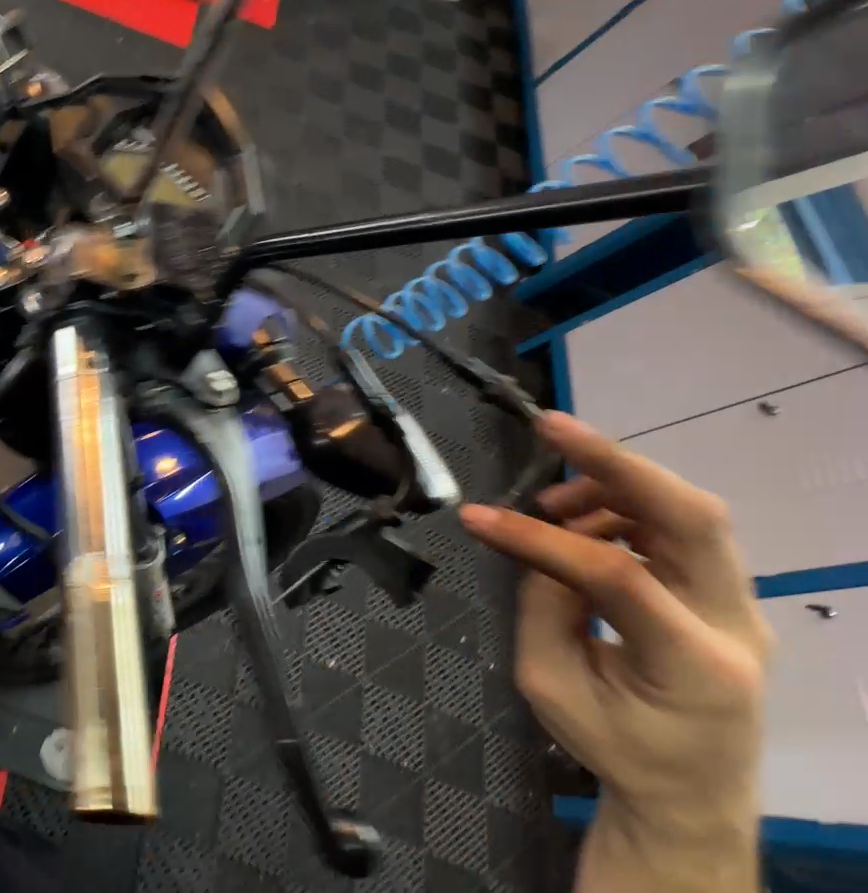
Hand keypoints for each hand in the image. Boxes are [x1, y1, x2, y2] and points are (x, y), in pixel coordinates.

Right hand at [460, 413, 770, 889]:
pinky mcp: (728, 596)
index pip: (615, 575)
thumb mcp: (551, 684)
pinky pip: (683, 531)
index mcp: (694, 663)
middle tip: (551, 426)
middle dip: (619, 462)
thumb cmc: (613, 745)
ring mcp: (743, 607)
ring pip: (693, 515)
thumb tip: (533, 542)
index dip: (538, 538)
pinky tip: (580, 521)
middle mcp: (737, 626)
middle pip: (695, 520)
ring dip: (616, 487)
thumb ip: (544, 607)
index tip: (474, 517)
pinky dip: (626, 508)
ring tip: (548, 503)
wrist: (692, 790)